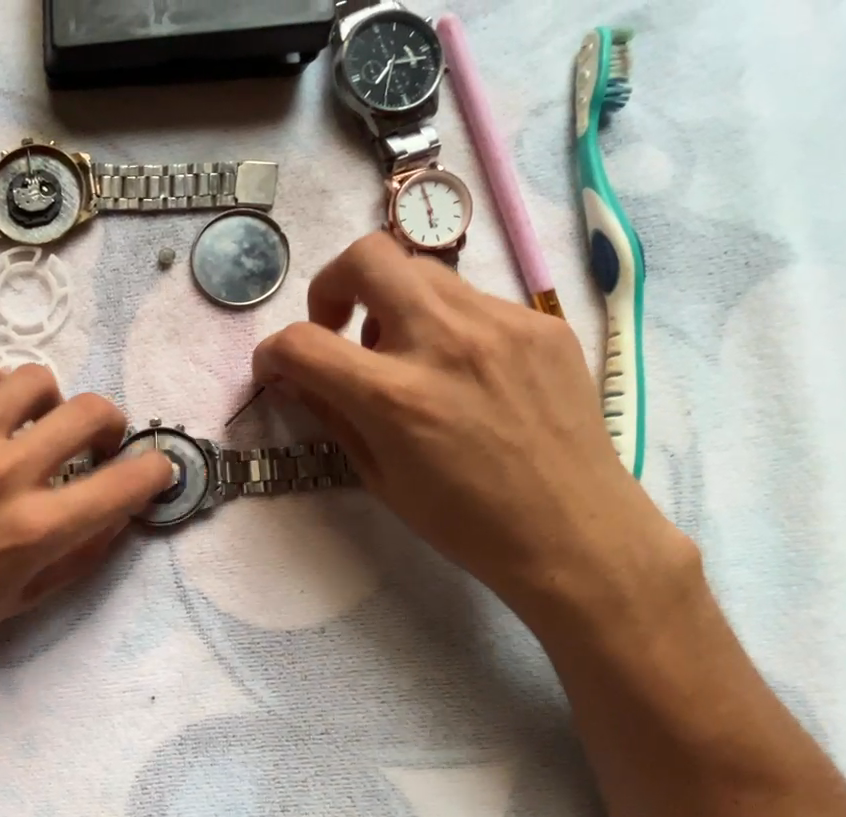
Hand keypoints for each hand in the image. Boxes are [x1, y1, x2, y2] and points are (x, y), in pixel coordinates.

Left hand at [0, 356, 173, 668]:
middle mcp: (5, 475)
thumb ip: (86, 550)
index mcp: (37, 528)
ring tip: (36, 427)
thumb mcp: (31, 596)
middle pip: (91, 412)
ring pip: (35, 380)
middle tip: (95, 447)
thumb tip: (123, 506)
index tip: (150, 471)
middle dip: (112, 427)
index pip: (128, 480)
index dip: (156, 470)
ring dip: (52, 403)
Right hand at [252, 232, 692, 627]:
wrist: (573, 531)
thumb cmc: (462, 520)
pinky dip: (443, 324)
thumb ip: (331, 413)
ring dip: (390, 303)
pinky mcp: (541, 323)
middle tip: (338, 328)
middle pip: (367, 257)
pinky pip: (471, 299)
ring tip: (402, 355)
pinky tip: (458, 370)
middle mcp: (445, 342)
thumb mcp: (377, 474)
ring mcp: (501, 324)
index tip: (277, 368)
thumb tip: (294, 377)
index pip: (302, 342)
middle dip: (331, 285)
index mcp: (395, 397)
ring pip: (421, 270)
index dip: (272, 353)